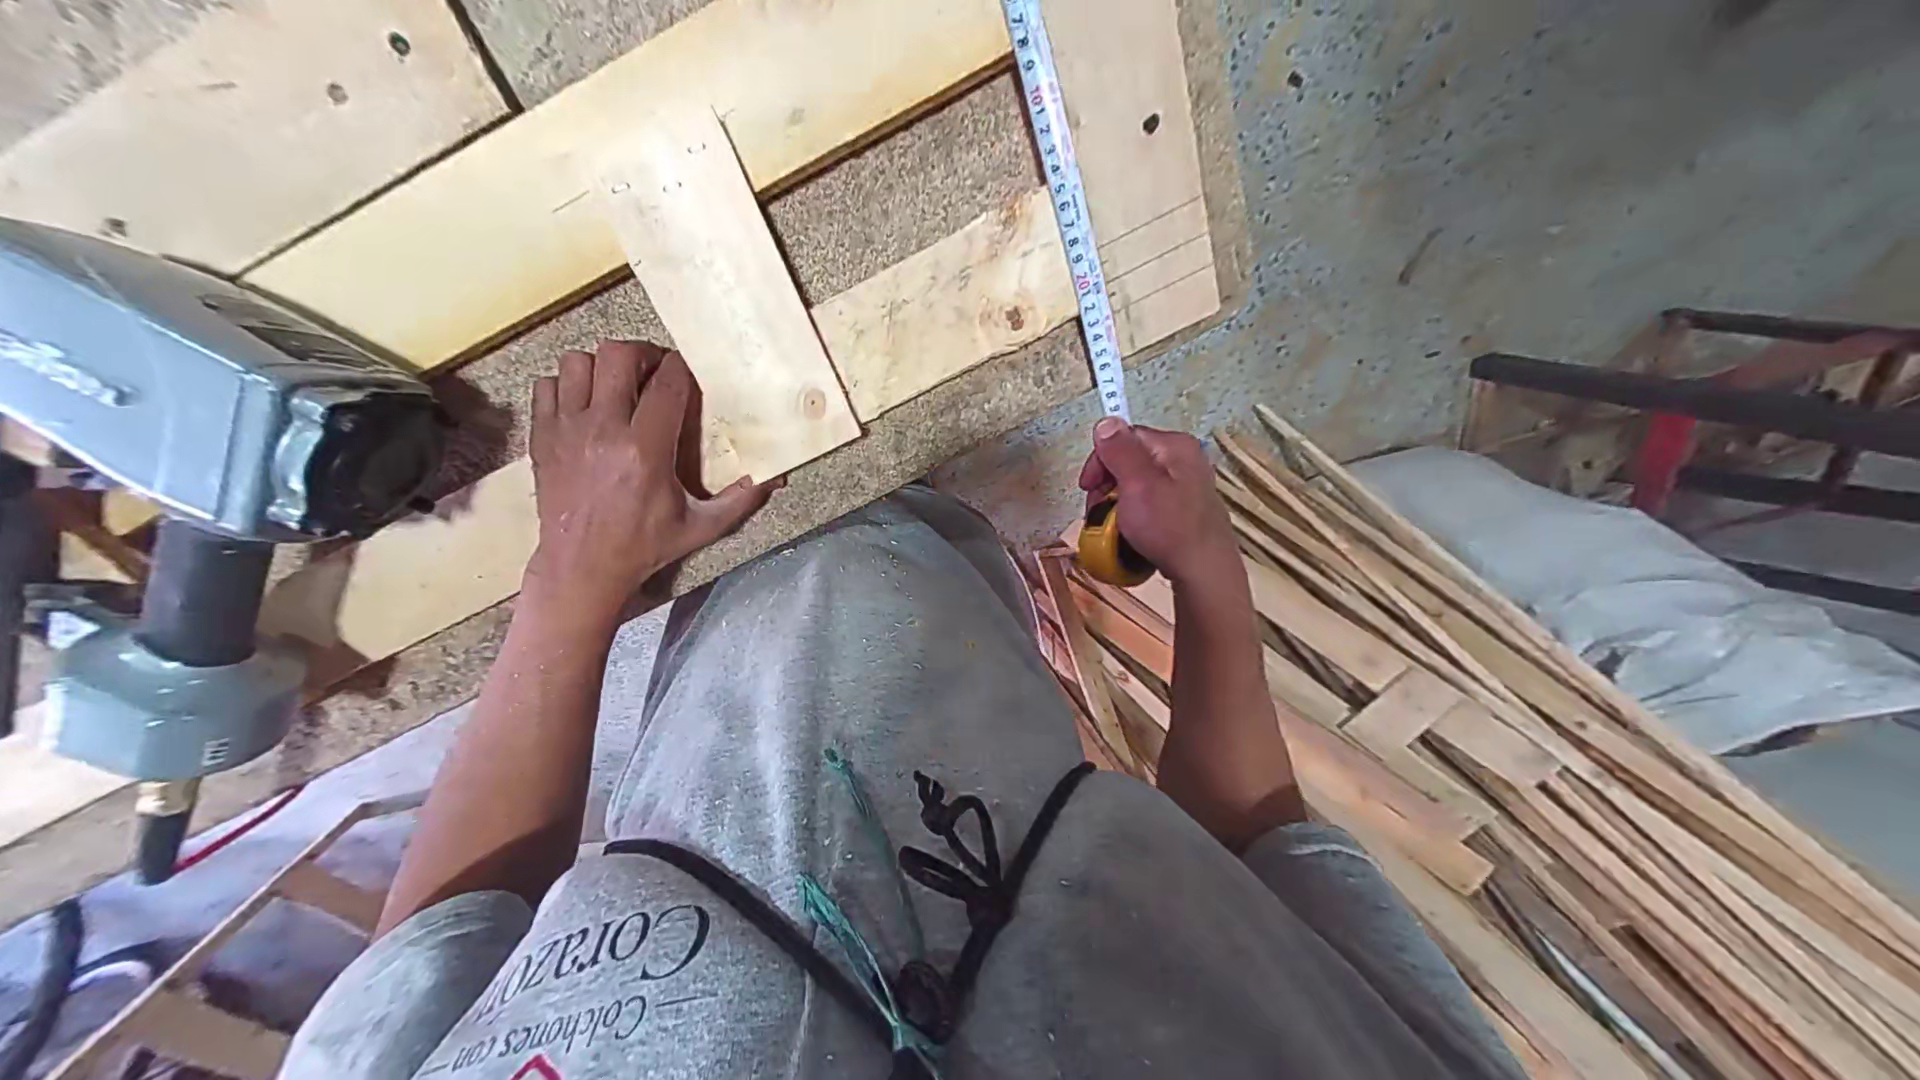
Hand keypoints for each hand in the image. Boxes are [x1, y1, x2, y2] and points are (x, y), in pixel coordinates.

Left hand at [525, 341, 777, 622]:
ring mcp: (567, 430)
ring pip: (578, 362)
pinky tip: (586, 404)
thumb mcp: (703, 526)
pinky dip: (568, 385)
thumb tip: (777, 478)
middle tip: (655, 372)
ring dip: (602, 366)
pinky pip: (548, 383)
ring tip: (618, 386)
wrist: (583, 566)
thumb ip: (742, 499)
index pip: (668, 383)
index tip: (689, 375)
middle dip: (643, 354)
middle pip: (618, 355)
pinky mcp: (542, 435)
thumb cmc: (646, 545)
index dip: (682, 368)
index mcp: (646, 450)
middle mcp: (603, 430)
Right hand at [1077, 417, 1236, 589]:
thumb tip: (1106, 421)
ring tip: (1112, 526)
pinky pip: (1149, 502)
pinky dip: (1133, 514)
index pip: (1124, 437)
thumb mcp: (1137, 485)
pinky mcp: (1185, 508)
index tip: (1088, 488)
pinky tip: (1130, 532)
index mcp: (1174, 446)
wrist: (1202, 573)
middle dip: (1106, 485)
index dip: (1100, 461)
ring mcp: (1186, 485)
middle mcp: (1184, 459)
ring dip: (1116, 502)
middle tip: (1098, 511)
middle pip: (1129, 460)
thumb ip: (1120, 451)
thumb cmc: (1169, 528)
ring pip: (1136, 483)